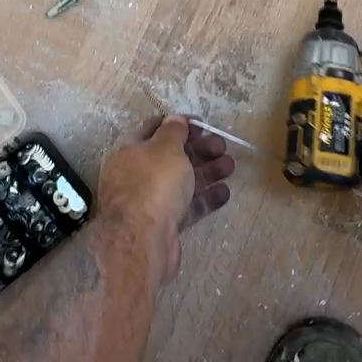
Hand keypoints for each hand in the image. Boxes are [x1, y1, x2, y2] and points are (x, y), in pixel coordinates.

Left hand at [94, 115, 235, 284]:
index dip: (180, 124)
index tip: (204, 125)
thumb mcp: (165, 148)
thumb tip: (176, 119)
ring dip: (206, 172)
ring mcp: (149, 201)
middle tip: (222, 146)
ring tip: (231, 166)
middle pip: (172, 156)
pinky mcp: (162, 225)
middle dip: (199, 150)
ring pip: (181, 181)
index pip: (155, 129)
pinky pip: (186, 206)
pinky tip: (224, 193)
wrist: (142, 242)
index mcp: (131, 150)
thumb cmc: (153, 184)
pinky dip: (204, 198)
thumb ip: (174, 131)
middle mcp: (137, 174)